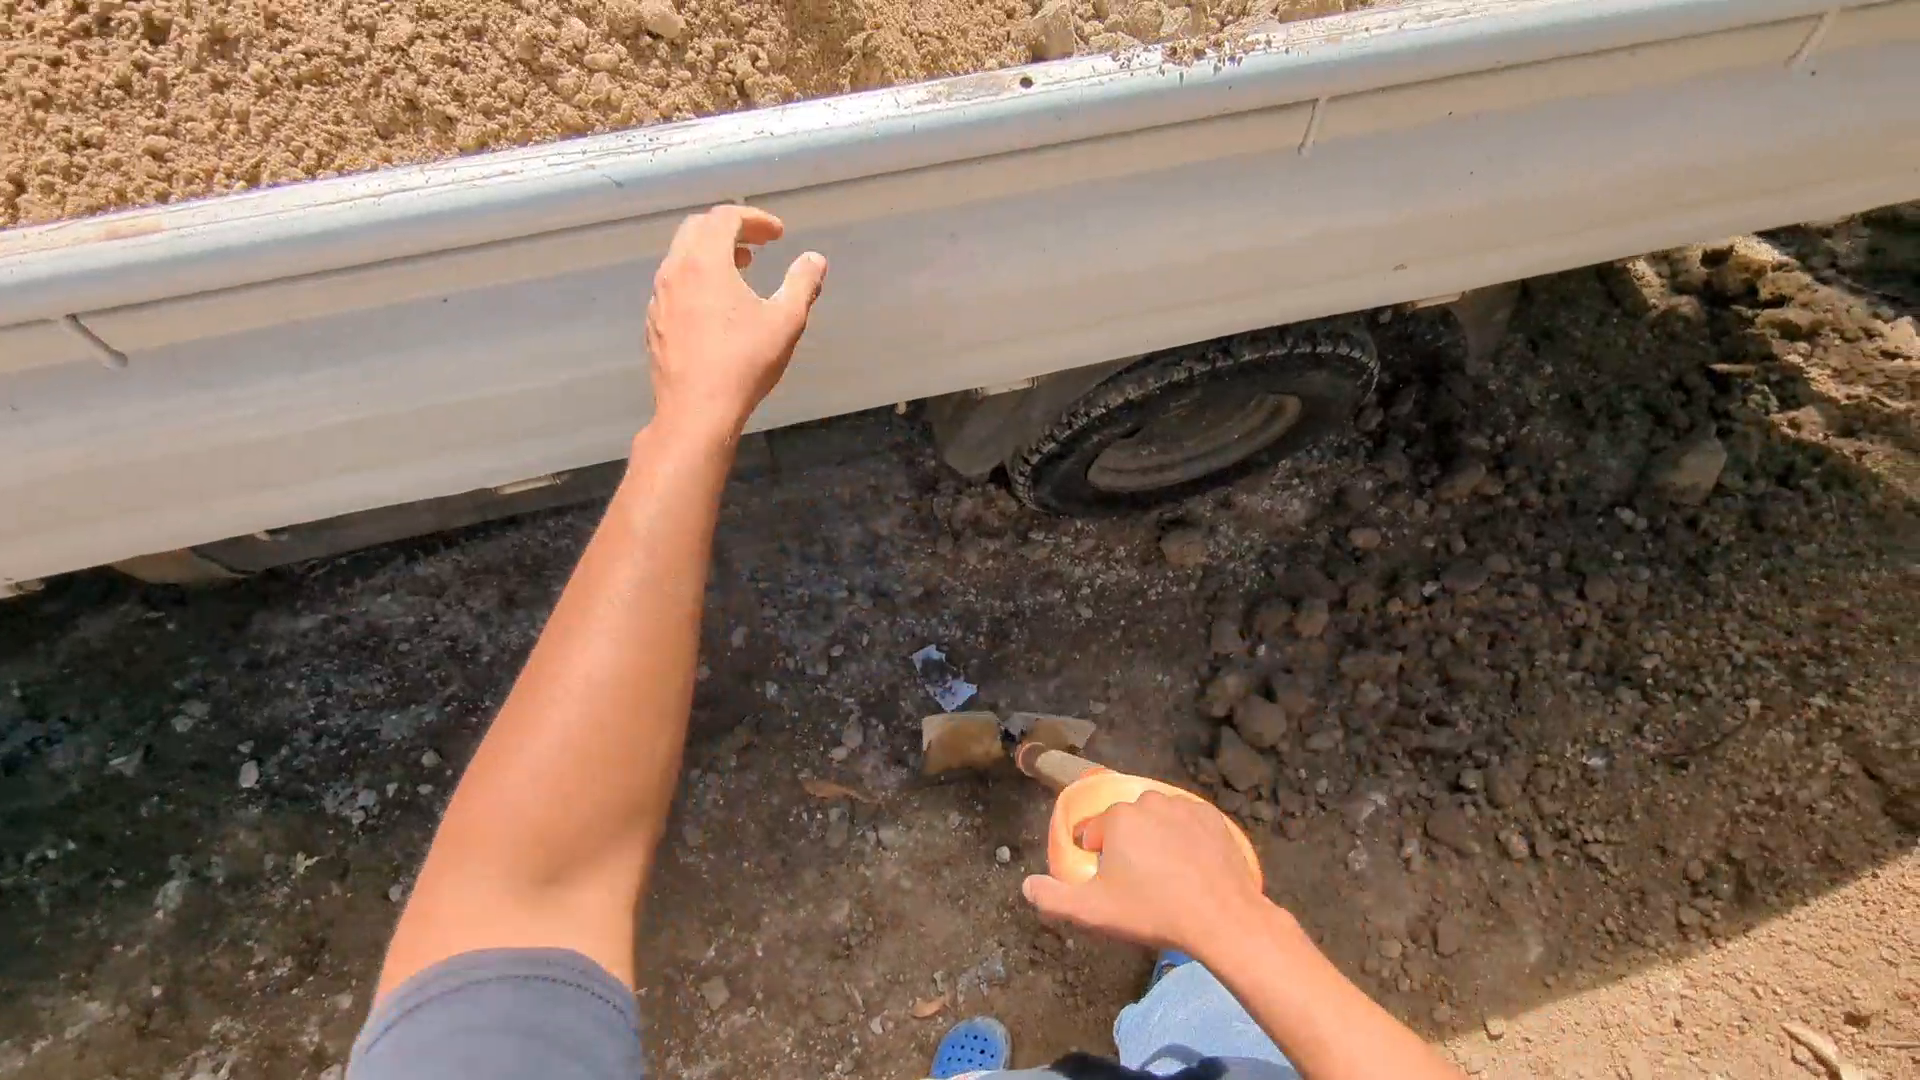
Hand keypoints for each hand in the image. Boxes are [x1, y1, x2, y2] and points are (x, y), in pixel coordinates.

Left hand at [644, 205, 827, 439]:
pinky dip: (697, 280)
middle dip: (730, 230)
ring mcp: (659, 299)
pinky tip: (716, 307)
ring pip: (682, 258)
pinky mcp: (655, 324)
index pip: (725, 218)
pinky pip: (674, 285)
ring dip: (712, 254)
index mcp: (704, 262)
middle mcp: (674, 271)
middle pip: (697, 229)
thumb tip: (815, 260)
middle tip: (759, 245)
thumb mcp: (786, 322)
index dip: (755, 219)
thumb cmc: (744, 363)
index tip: (779, 234)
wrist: (697, 410)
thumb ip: (802, 284)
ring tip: (740, 270)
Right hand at [1022, 792, 1268, 956]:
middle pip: (1126, 824)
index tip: (1112, 884)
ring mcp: (1183, 806)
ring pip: (1157, 820)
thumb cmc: (1153, 912)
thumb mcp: (1095, 912)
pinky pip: (1187, 823)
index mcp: (1117, 818)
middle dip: (1127, 847)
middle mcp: (1147, 801)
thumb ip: (1054, 898)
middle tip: (1140, 884)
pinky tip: (1192, 867)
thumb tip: (1026, 885)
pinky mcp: (1212, 817)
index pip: (1094, 833)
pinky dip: (1185, 838)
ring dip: (1155, 839)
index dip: (1097, 859)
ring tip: (1168, 876)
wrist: (1222, 918)